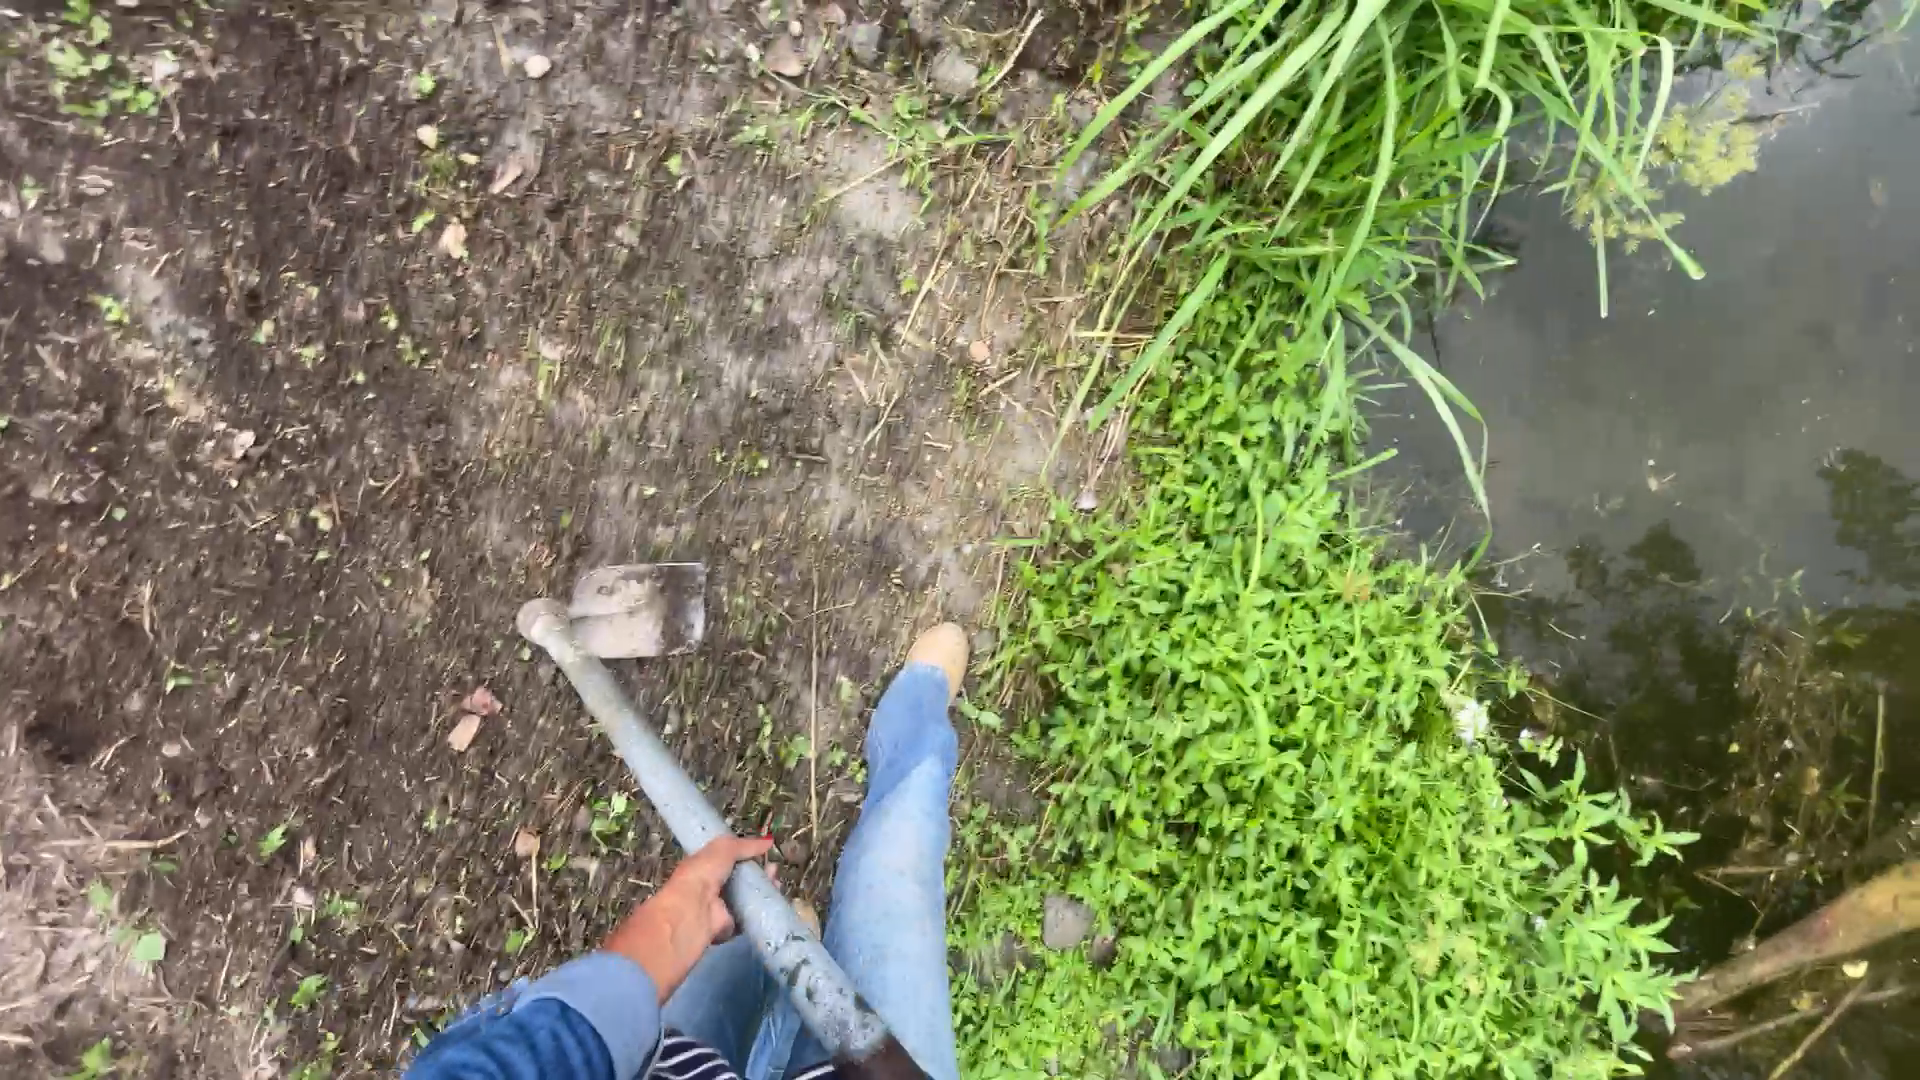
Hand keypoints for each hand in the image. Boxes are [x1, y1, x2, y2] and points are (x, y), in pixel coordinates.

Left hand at [602, 833, 774, 1002]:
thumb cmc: (701, 874)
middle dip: (759, 873)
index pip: (729, 860)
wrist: (690, 912)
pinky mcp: (726, 928)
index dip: (747, 856)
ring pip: (746, 899)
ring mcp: (718, 909)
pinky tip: (772, 903)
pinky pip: (746, 919)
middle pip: (741, 880)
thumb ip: (745, 845)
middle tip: (774, 870)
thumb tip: (769, 842)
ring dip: (762, 891)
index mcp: (705, 867)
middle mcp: (711, 888)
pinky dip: (759, 912)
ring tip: (776, 883)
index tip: (765, 853)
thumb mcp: (722, 849)